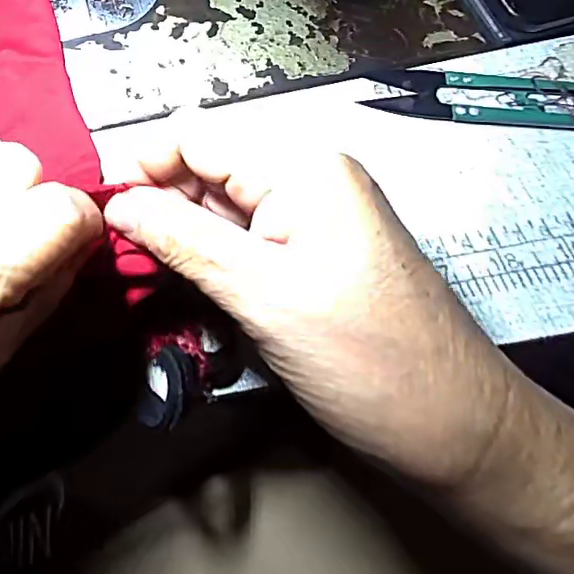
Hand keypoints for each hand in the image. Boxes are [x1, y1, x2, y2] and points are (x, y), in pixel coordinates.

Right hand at [103, 109, 523, 488]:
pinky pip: (236, 233)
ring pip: (214, 203)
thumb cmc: (381, 367)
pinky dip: (206, 254)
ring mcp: (306, 211)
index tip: (110, 212)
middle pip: (201, 167)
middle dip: (160, 205)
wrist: (463, 437)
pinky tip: (196, 285)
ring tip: (161, 276)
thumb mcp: (263, 296)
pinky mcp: (304, 245)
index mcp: (302, 166)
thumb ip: (182, 240)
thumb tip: (119, 205)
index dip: (144, 167)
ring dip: (180, 234)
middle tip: (130, 255)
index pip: (195, 135)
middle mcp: (304, 175)